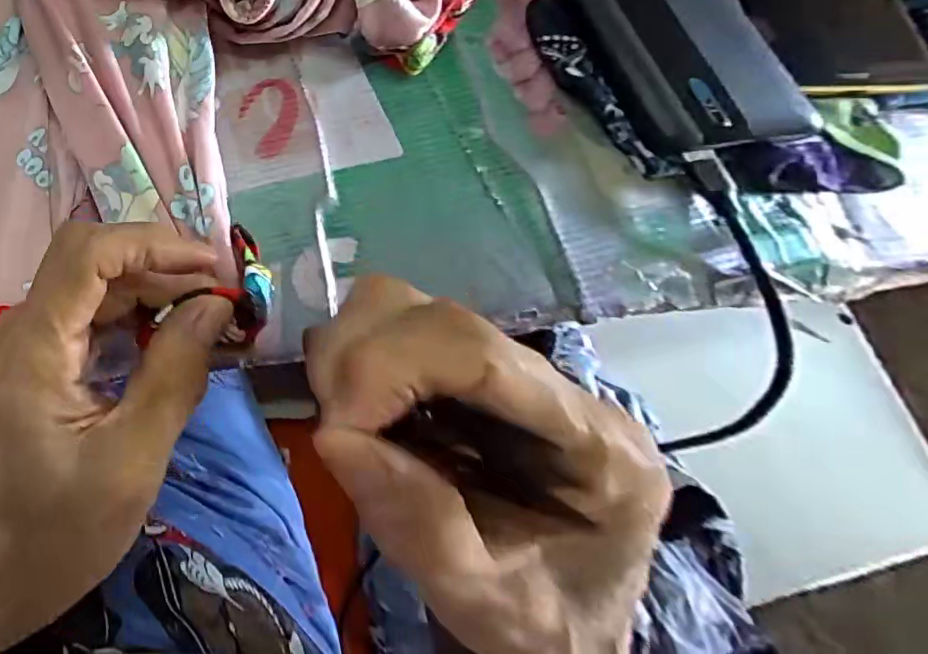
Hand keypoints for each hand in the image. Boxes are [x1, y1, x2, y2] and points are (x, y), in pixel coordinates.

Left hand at [0, 221, 232, 653]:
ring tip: (210, 306)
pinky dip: (132, 310)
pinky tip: (174, 328)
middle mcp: (23, 323)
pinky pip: (87, 310)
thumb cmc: (62, 525)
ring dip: (149, 283)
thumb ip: (174, 374)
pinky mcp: (38, 353)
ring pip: (90, 280)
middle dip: (155, 259)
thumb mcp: (132, 457)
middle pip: (87, 257)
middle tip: (220, 287)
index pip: (87, 253)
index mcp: (35, 341)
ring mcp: (27, 335)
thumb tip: (214, 307)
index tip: (212, 264)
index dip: (151, 243)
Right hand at [304, 276, 669, 653]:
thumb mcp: (486, 604)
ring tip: (347, 417)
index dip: (386, 372)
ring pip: (396, 305)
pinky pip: (380, 321)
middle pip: (428, 317)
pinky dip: (347, 355)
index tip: (337, 429)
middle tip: (338, 430)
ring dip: (347, 352)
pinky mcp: (454, 359)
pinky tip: (356, 405)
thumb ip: (422, 528)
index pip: (475, 354)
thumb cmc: (531, 619)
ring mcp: (498, 362)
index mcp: (593, 442)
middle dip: (359, 364)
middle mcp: (551, 382)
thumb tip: (334, 438)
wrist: (550, 621)